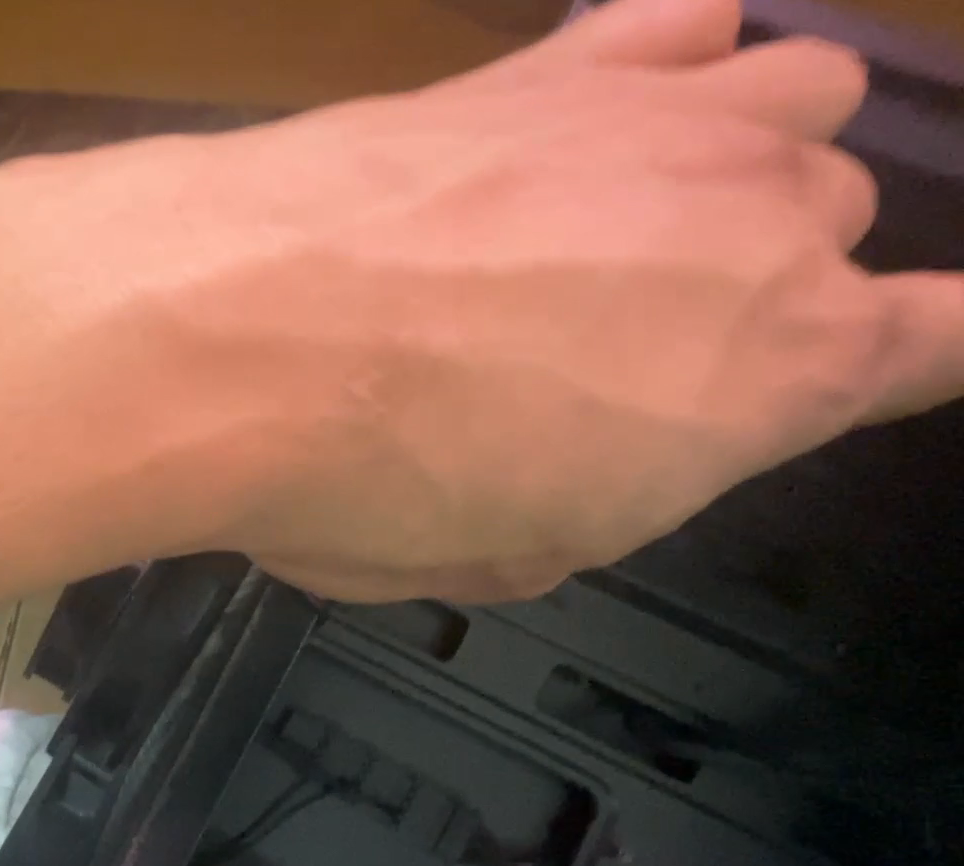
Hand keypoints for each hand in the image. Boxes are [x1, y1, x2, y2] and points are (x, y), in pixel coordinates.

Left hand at [0, 0, 963, 601]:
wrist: (228, 344)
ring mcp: (648, 121)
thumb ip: (571, 505)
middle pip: (820, 219)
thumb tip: (574, 464)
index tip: (849, 364)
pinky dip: (647, 69)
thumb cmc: (354, 483)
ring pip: (777, 102)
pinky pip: (658, 30)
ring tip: (610, 210)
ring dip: (716, 158)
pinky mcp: (532, 68)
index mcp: (772, 373)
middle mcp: (754, 221)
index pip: (929, 345)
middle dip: (738, 273)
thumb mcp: (478, 556)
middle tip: (607, 325)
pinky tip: (591, 105)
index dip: (892, 356)